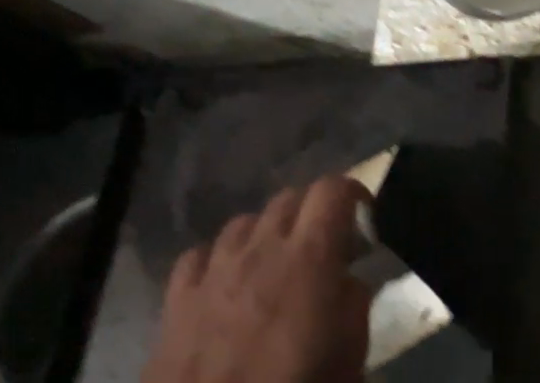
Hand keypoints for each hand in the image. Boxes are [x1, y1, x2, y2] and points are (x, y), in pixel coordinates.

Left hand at [143, 177, 373, 382]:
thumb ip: (354, 300)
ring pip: (243, 222)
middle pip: (289, 198)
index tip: (363, 222)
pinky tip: (226, 284)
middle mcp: (261, 250)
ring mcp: (214, 274)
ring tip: (274, 265)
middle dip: (311, 214)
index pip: (333, 188)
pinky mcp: (176, 304)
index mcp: (310, 255)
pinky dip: (217, 260)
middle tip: (323, 249)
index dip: (353, 194)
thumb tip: (344, 280)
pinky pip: (198, 257)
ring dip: (265, 234)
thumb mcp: (352, 351)